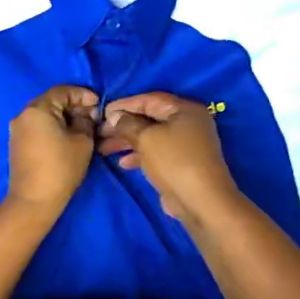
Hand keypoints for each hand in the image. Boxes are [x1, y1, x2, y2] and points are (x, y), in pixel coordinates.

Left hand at [7, 85, 97, 212]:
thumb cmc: (61, 167)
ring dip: (63, 117)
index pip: (62, 91)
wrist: (34, 199)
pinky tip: (66, 137)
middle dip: (73, 106)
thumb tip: (85, 115)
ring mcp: (16, 130)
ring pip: (44, 115)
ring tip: (82, 127)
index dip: (83, 95)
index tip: (99, 104)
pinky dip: (52, 127)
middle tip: (93, 116)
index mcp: (36, 109)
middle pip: (51, 101)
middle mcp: (22, 115)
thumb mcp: (83, 140)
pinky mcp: (16, 144)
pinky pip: (37, 128)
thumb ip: (86, 121)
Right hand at [99, 92, 241, 227]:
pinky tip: (122, 162)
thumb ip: (127, 124)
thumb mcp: (146, 138)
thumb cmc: (173, 161)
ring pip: (149, 136)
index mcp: (184, 110)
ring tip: (103, 148)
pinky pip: (154, 152)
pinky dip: (138, 155)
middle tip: (99, 132)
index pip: (149, 100)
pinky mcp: (179, 161)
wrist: (199, 199)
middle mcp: (186, 123)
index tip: (102, 111)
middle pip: (149, 118)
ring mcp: (184, 144)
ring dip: (126, 141)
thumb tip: (114, 116)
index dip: (124, 104)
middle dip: (123, 125)